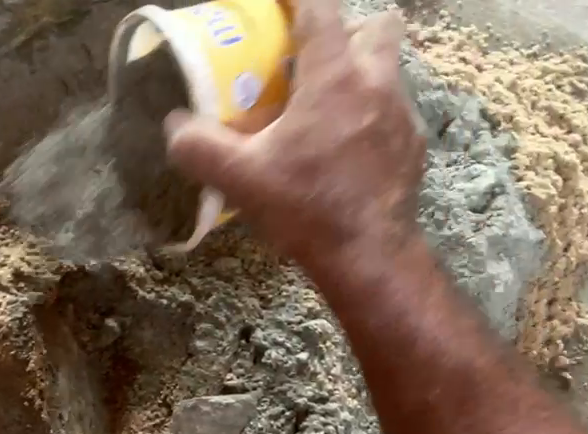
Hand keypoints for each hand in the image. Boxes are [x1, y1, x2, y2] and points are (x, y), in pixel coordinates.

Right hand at [165, 4, 424, 277]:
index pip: (319, 9)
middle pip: (376, 27)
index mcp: (334, 78)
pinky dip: (370, 123)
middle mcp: (377, 83)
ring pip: (387, 73)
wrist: (367, 255)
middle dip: (347, 34)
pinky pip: (393, 117)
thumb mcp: (240, 180)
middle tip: (315, 65)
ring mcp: (402, 115)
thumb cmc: (305, 209)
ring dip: (359, 80)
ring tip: (326, 119)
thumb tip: (175, 127)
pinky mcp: (412, 149)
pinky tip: (347, 158)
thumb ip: (201, 148)